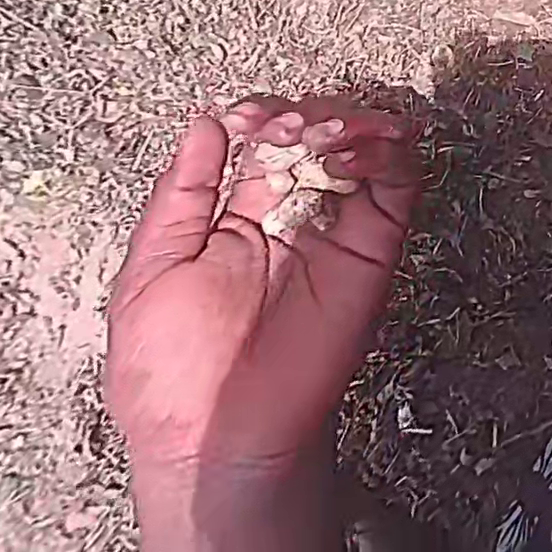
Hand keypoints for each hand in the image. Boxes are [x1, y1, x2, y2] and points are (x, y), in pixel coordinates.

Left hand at [104, 97, 421, 546]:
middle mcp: (304, 209)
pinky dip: (389, 157)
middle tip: (293, 126)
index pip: (271, 144)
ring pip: (370, 151)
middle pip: (326, 138)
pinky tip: (357, 151)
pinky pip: (398, 186)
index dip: (266, 119)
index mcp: (250, 211)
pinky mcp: (379, 242)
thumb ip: (182, 194)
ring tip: (330, 129)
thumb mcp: (152, 269)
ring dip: (356, 127)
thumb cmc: (173, 368)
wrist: (222, 435)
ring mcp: (345, 224)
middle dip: (312, 118)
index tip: (249, 116)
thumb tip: (203, 122)